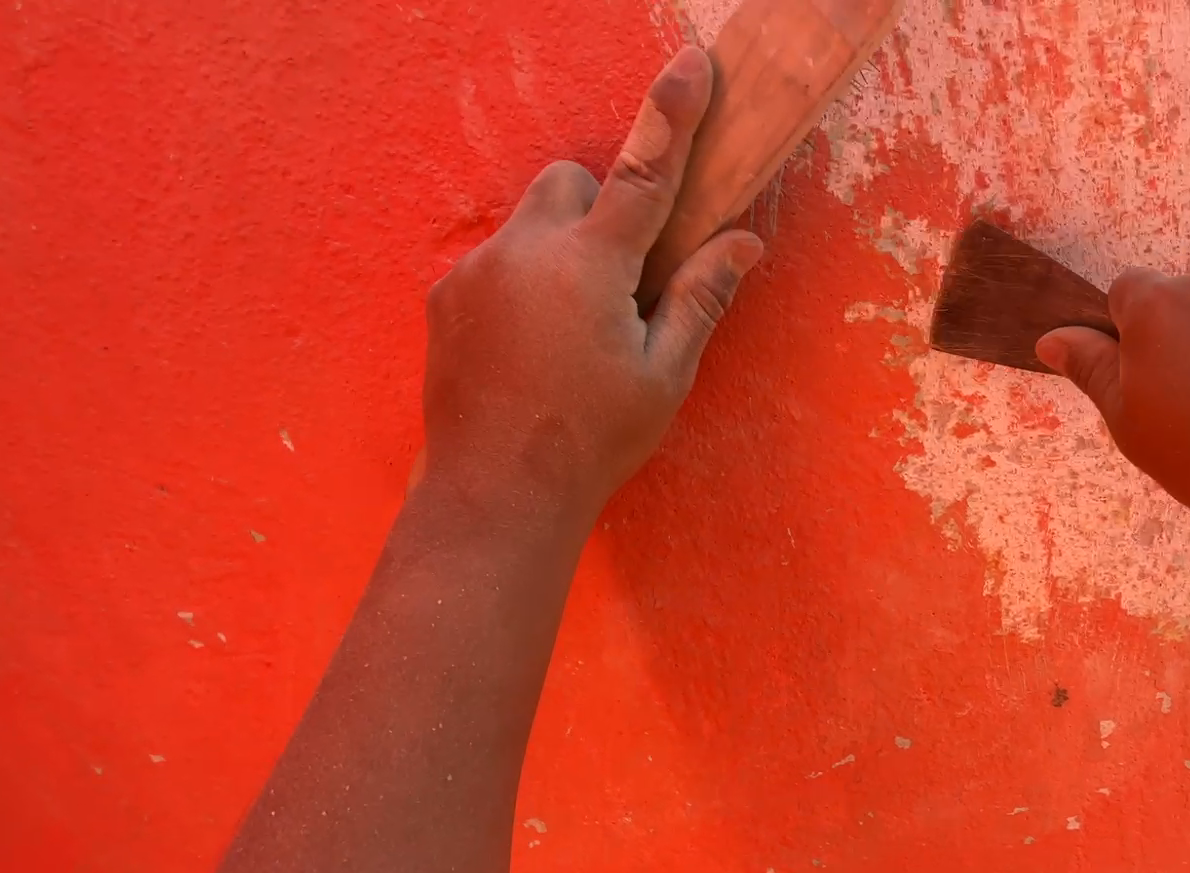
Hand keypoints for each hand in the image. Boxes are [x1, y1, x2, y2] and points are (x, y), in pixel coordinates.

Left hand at [419, 46, 762, 527]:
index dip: (673, 116)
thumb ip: (699, 299)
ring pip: (528, 221)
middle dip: (600, 210)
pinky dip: (522, 281)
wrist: (498, 492)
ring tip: (572, 327)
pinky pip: (494, 259)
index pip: (643, 174)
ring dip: (560, 249)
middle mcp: (525, 250)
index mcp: (590, 267)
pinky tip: (531, 346)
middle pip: (569, 181)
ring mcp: (477, 270)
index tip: (692, 63)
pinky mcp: (446, 296)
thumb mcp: (663, 376)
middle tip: (620, 279)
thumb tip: (743, 243)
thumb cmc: (594, 439)